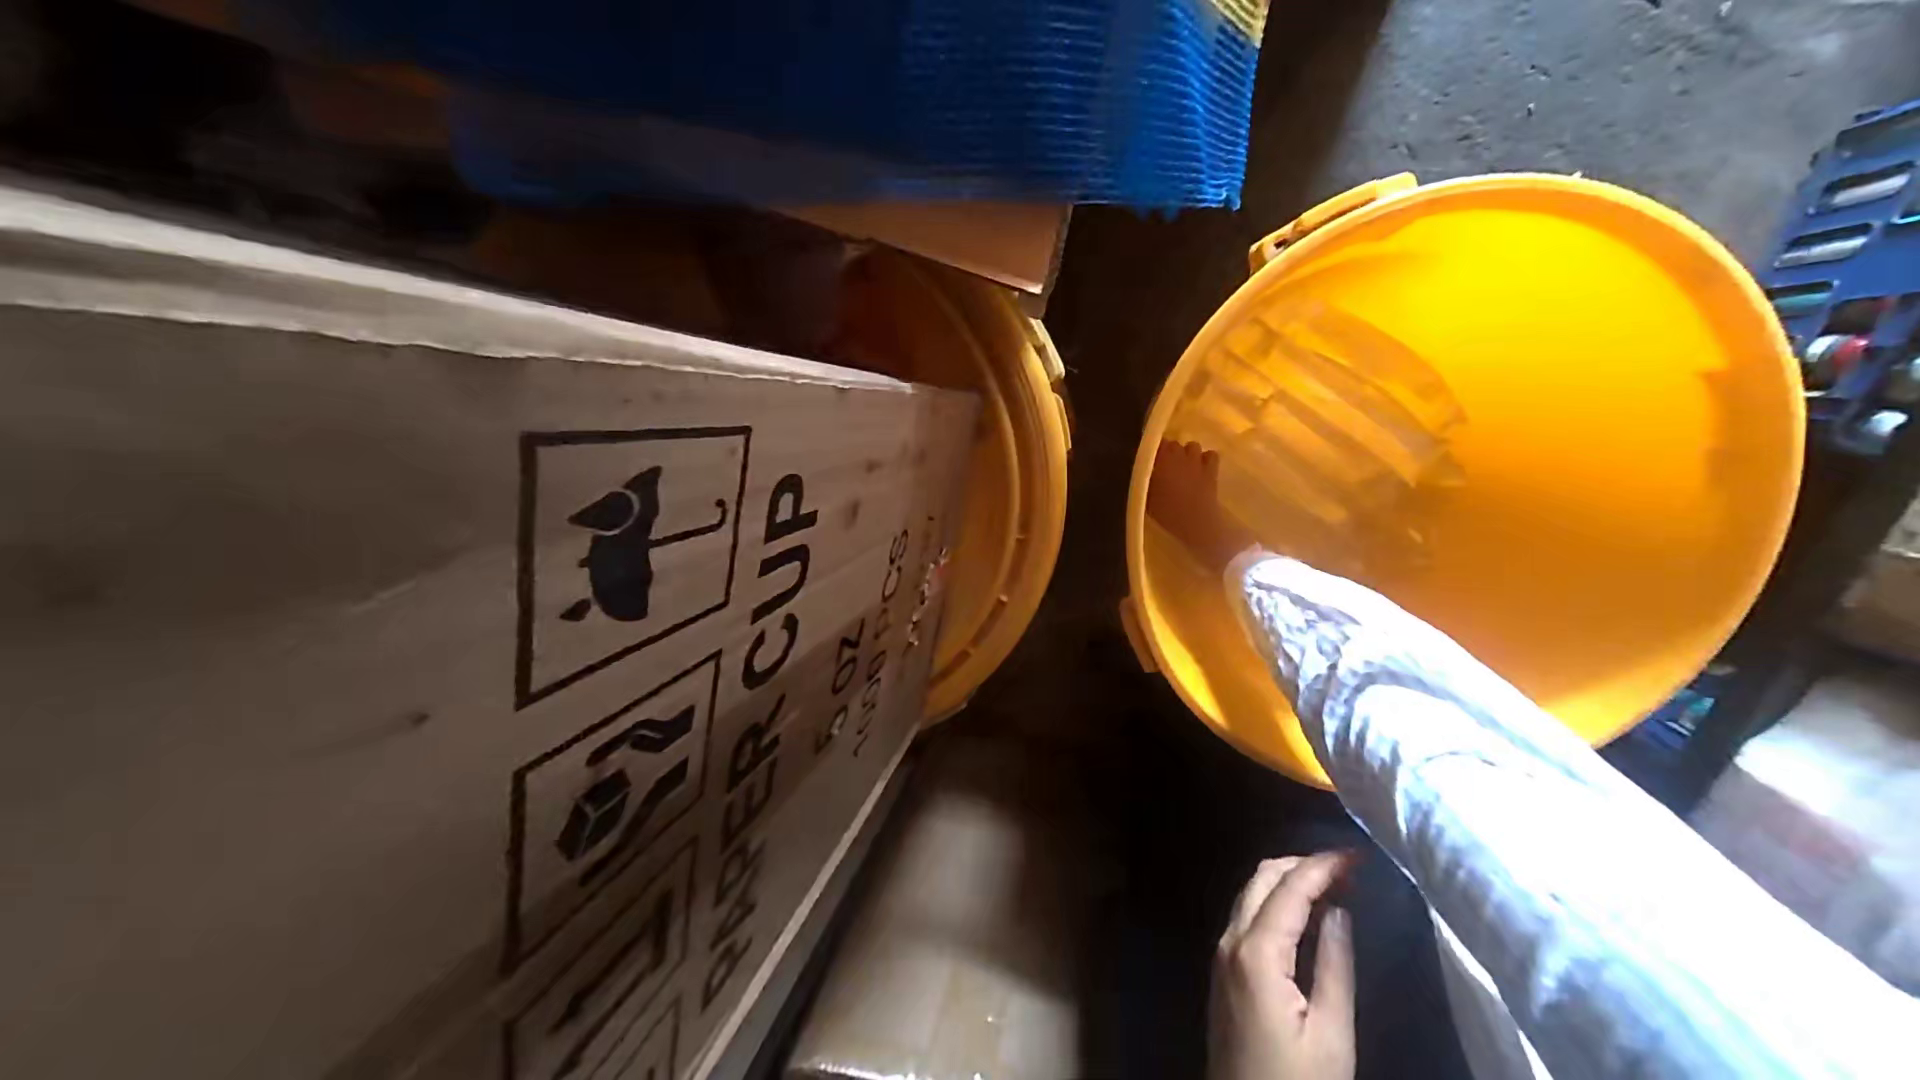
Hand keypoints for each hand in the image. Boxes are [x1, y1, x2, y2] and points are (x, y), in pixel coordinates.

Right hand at [1148, 439, 1257, 571]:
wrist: (1193, 521)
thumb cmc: (1164, 511)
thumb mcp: (1145, 495)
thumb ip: (1143, 479)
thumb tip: (1141, 471)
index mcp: (1159, 458)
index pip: (1154, 444)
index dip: (1152, 451)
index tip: (1149, 460)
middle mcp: (1177, 454)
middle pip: (1172, 444)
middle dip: (1169, 452)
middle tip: (1165, 466)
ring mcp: (1196, 460)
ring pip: (1192, 446)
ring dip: (1187, 453)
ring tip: (1184, 466)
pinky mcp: (1211, 469)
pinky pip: (1211, 454)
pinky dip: (1206, 458)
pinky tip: (1202, 468)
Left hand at [1209, 853, 1357, 1079]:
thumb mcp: (1330, 1035)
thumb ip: (1333, 966)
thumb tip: (1337, 911)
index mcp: (1255, 952)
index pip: (1288, 890)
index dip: (1322, 866)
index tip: (1358, 856)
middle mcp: (1230, 940)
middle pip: (1261, 880)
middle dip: (1302, 864)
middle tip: (1348, 869)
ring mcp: (1222, 953)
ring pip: (1250, 893)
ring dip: (1287, 880)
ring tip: (1334, 883)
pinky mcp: (1224, 968)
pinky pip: (1247, 915)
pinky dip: (1275, 900)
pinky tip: (1304, 910)